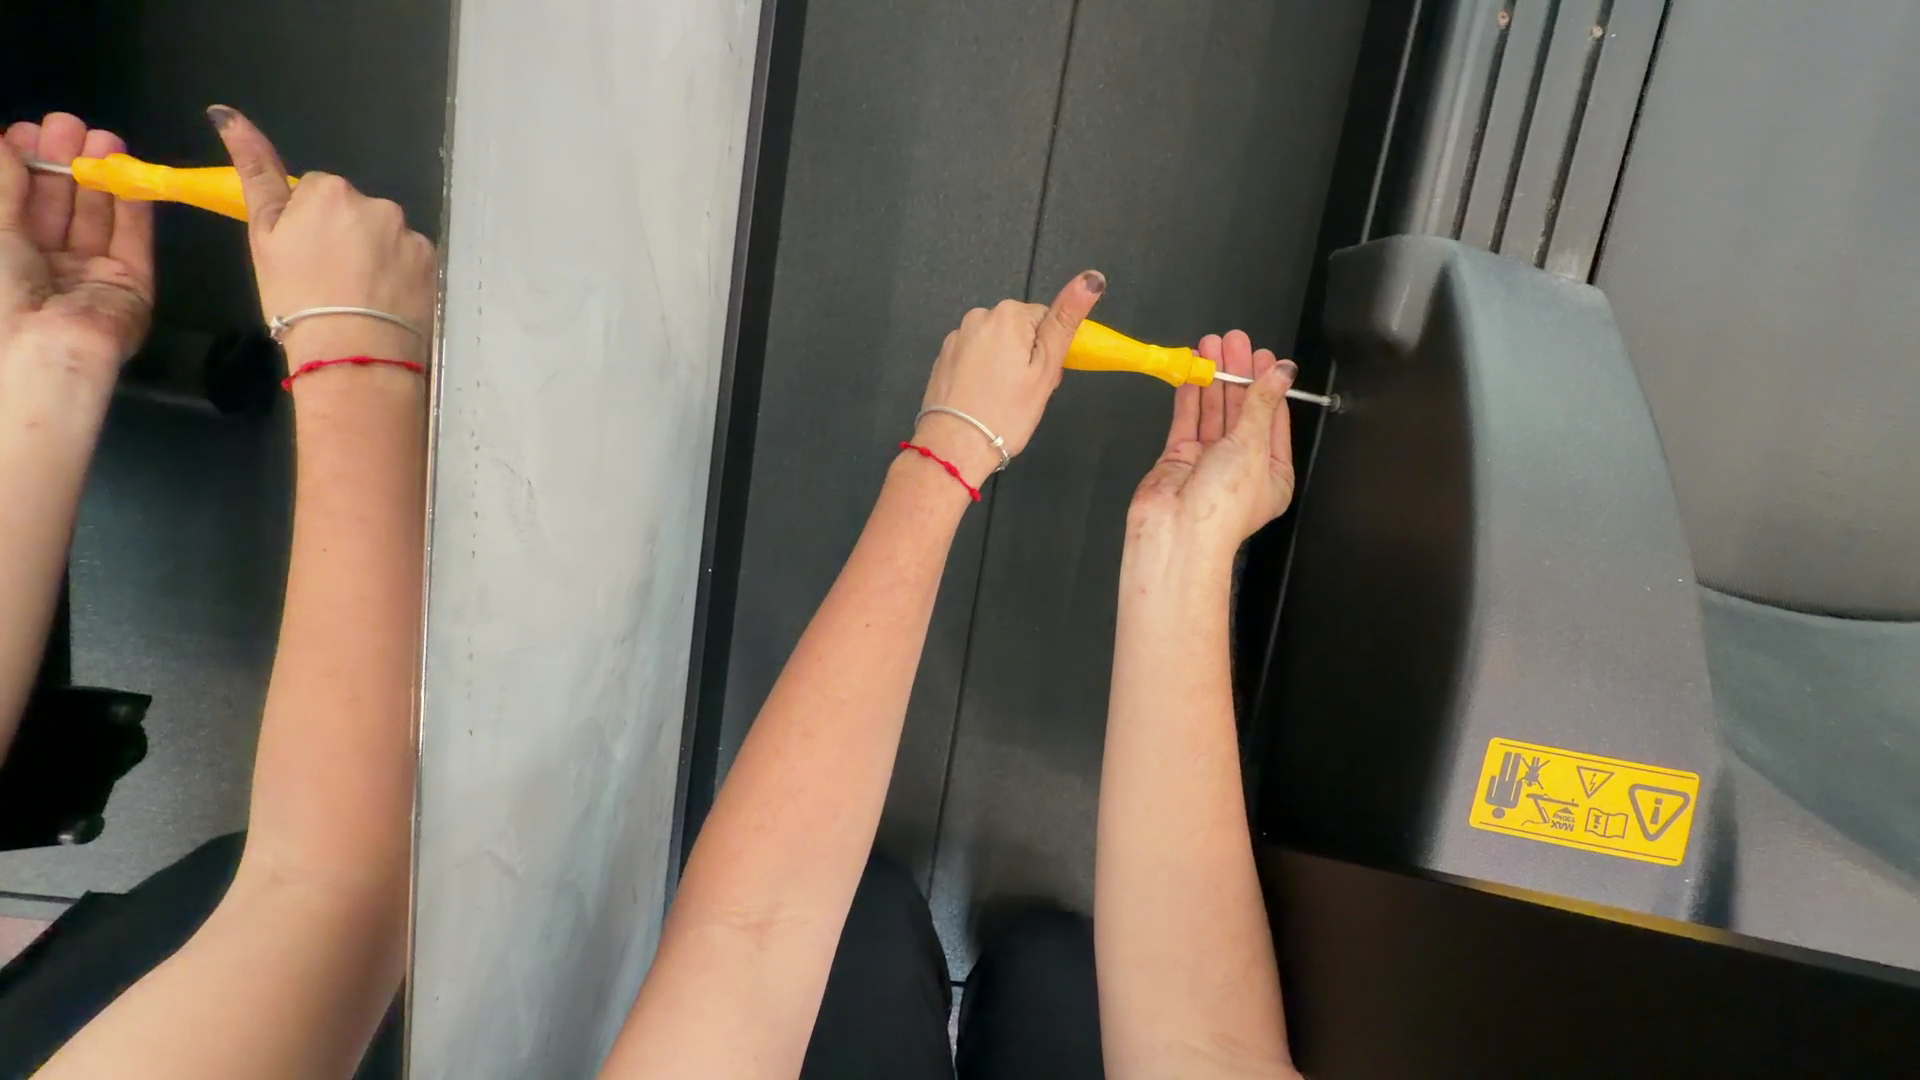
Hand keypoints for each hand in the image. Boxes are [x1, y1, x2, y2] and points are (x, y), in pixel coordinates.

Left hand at [0, 114, 154, 380]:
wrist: (35, 344)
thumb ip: (1, 184)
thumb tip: (10, 144)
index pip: (12, 197)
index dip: (20, 160)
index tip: (29, 128)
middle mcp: (38, 258)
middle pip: (54, 204)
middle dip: (62, 163)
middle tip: (73, 125)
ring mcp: (87, 273)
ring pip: (94, 219)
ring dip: (100, 179)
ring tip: (106, 141)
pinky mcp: (130, 286)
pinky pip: (132, 243)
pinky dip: (134, 211)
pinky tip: (133, 179)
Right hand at [208, 106, 435, 369]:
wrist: (355, 346)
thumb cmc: (298, 293)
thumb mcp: (265, 232)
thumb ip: (256, 172)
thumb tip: (227, 114)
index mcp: (333, 191)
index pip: (322, 191)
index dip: (311, 222)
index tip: (307, 252)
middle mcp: (380, 206)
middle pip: (360, 212)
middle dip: (348, 234)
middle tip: (333, 274)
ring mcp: (411, 236)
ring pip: (388, 235)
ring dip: (377, 252)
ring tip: (362, 289)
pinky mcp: (434, 264)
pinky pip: (412, 258)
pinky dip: (402, 272)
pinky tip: (388, 296)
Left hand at [912, 270, 1105, 485]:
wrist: (954, 446)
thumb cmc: (1007, 412)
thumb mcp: (1045, 368)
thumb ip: (1066, 320)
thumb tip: (1091, 277)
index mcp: (1008, 314)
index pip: (1045, 320)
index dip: (1050, 352)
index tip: (1044, 380)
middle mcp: (978, 317)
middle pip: (1018, 331)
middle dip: (1026, 358)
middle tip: (1025, 395)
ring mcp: (957, 337)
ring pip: (995, 346)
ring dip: (1004, 366)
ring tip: (1003, 400)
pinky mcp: (943, 358)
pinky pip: (974, 359)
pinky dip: (982, 375)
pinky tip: (983, 399)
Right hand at [1128, 330, 1298, 563]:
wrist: (1177, 532)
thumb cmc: (1225, 501)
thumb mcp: (1253, 446)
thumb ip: (1261, 403)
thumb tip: (1282, 371)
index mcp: (1271, 472)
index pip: (1272, 418)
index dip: (1267, 384)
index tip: (1262, 354)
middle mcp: (1240, 466)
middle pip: (1241, 411)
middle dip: (1238, 375)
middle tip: (1232, 340)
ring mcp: (1207, 462)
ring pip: (1212, 412)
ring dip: (1212, 379)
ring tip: (1209, 345)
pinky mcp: (1178, 458)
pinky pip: (1186, 421)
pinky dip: (1189, 396)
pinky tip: (1191, 371)